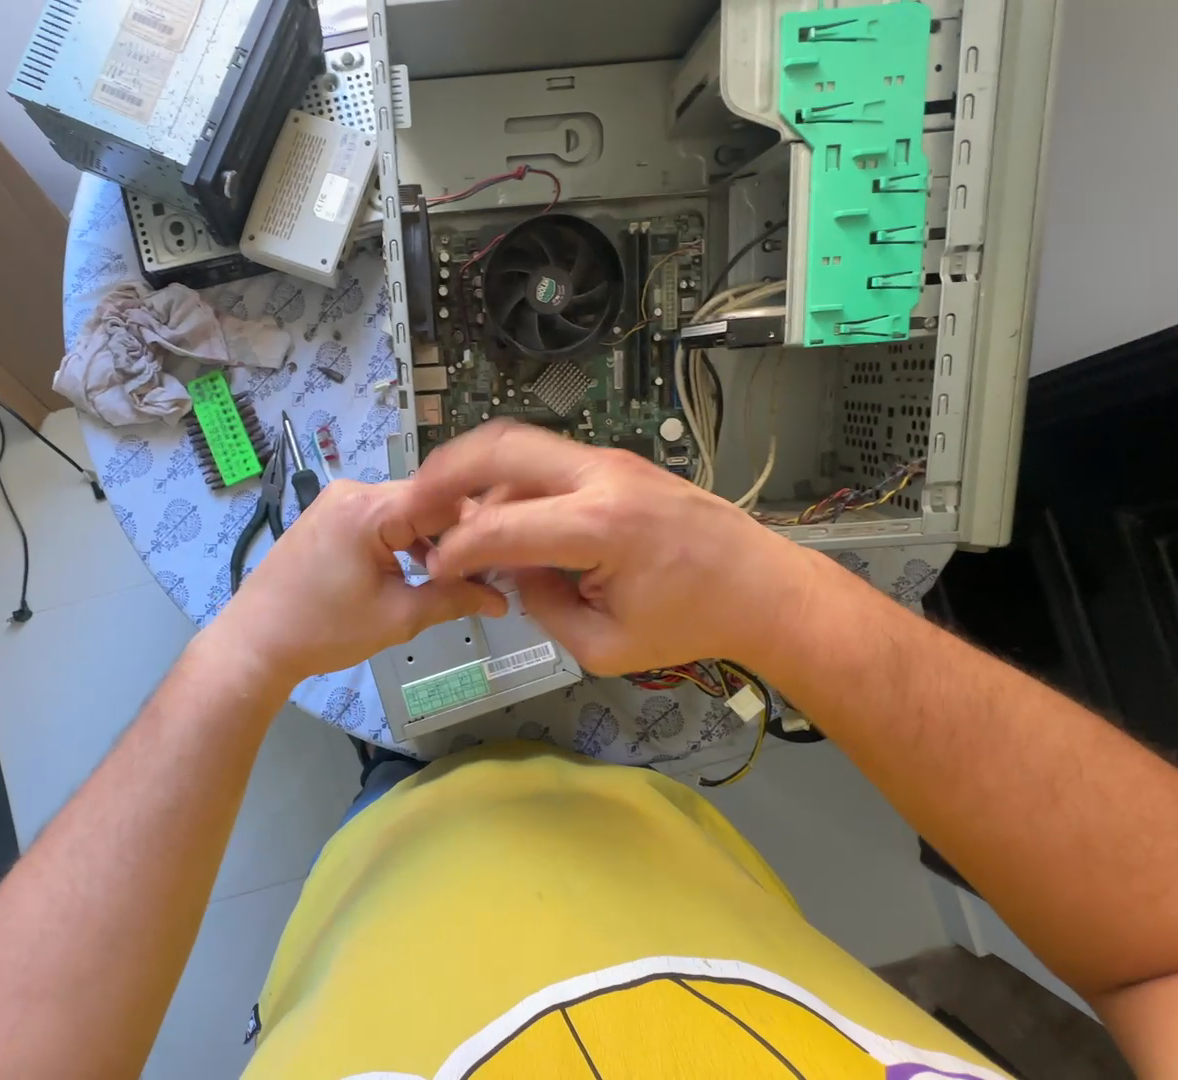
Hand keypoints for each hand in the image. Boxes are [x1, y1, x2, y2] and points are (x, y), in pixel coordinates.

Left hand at [211, 479, 507, 684]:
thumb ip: (454, 600)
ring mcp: (338, 500)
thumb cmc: (322, 631)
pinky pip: (382, 517)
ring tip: (449, 578)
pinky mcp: (330, 514)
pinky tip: (416, 570)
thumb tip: (500, 599)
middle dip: (455, 536)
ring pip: (406, 509)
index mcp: (369, 509)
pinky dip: (403, 540)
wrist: (255, 642)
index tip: (500, 558)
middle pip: (426, 501)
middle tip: (481, 573)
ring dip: (430, 539)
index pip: (445, 499)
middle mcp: (353, 491)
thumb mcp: (397, 618)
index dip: (478, 527)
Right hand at [409, 422, 826, 675]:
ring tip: (453, 512)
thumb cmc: (691, 623)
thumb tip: (511, 571)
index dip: (457, 548)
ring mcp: (613, 461)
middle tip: (417, 505)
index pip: (502, 526)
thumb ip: (542, 608)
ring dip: (478, 474)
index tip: (434, 566)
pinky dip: (513, 480)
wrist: (760, 588)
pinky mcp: (618, 462)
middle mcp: (603, 477)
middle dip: (445, 473)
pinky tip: (503, 513)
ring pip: (521, 446)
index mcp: (602, 527)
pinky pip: (548, 460)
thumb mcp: (604, 645)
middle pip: (500, 448)